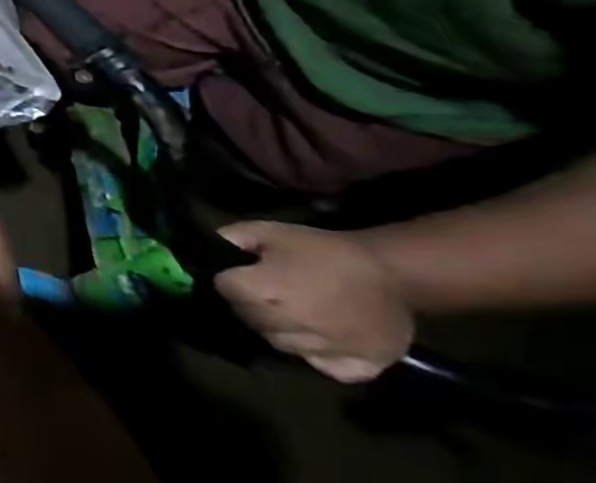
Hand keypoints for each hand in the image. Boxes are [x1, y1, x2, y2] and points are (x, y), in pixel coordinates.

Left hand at [215, 221, 413, 382]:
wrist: (389, 272)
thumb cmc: (320, 249)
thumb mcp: (265, 231)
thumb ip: (229, 238)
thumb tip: (208, 248)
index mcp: (263, 291)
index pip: (224, 290)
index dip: (228, 280)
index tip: (239, 274)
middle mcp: (289, 324)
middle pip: (248, 319)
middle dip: (248, 305)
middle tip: (265, 293)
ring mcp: (324, 349)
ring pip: (279, 344)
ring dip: (277, 329)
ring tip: (290, 311)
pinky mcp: (359, 367)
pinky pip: (323, 367)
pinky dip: (315, 356)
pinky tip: (317, 338)